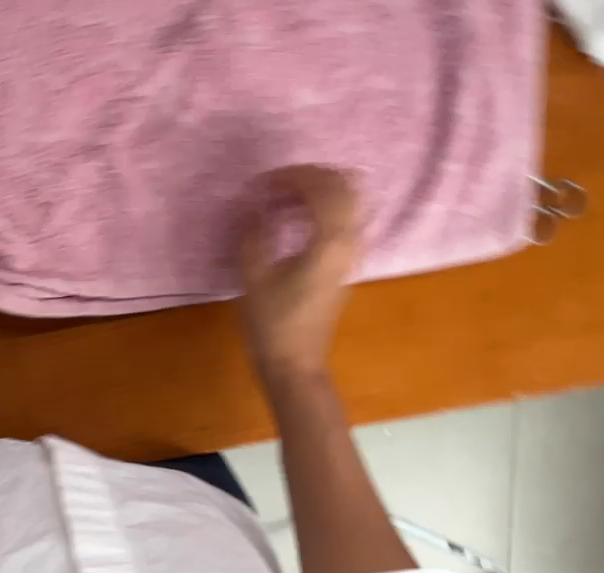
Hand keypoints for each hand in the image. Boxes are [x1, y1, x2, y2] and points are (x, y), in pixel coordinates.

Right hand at [238, 166, 361, 381]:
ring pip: (348, 203)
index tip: (262, 183)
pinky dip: (322, 211)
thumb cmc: (272, 325)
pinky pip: (343, 221)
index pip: (322, 187)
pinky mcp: (344, 265)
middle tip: (276, 186)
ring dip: (318, 193)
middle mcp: (349, 240)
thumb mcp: (254, 278)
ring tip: (283, 203)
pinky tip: (294, 225)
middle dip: (310, 178)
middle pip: (344, 186)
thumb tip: (251, 203)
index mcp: (329, 240)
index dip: (292, 176)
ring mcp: (351, 253)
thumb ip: (253, 234)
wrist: (295, 364)